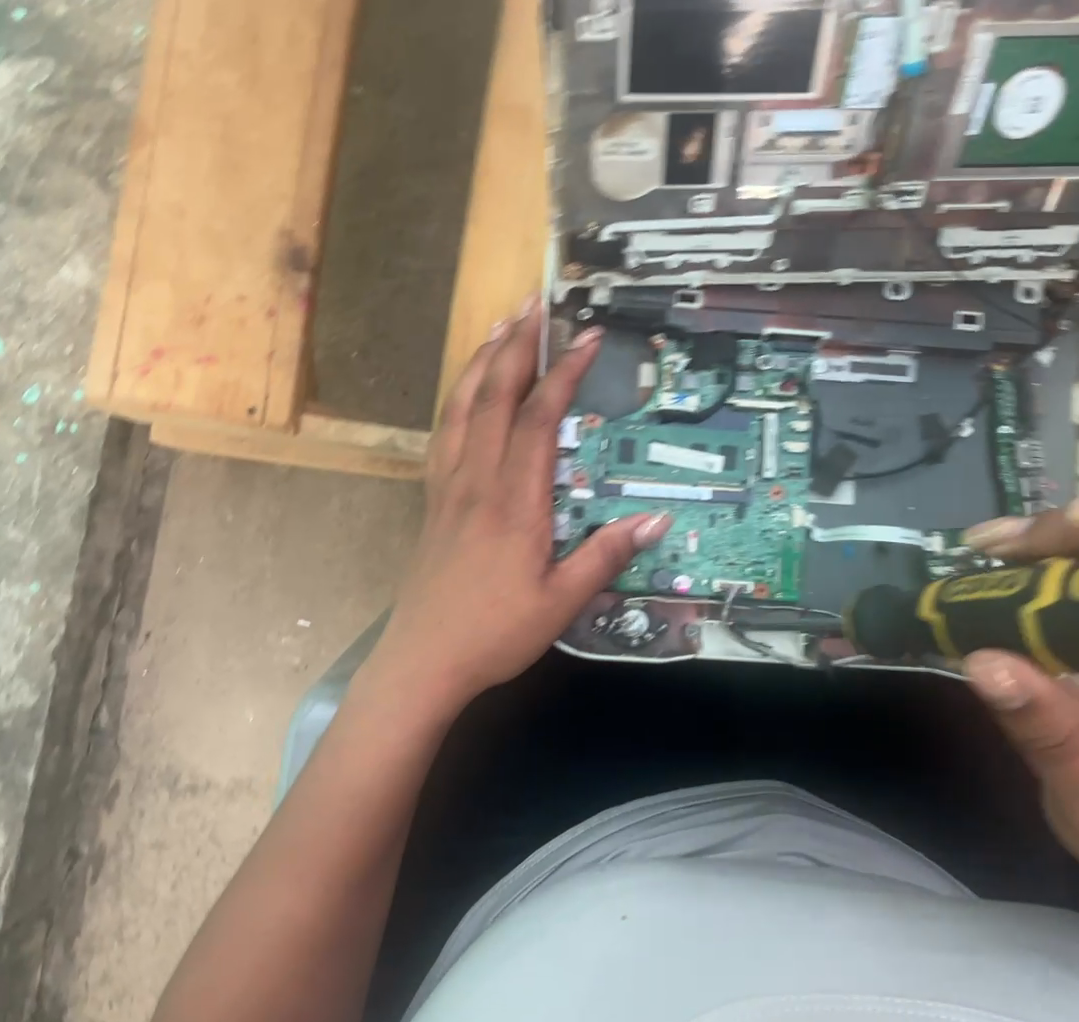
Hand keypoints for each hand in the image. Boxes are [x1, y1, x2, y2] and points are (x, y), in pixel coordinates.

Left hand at [370, 299, 671, 704]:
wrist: (423, 659)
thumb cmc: (495, 633)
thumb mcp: (561, 602)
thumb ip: (605, 557)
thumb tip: (654, 520)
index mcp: (514, 502)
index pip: (539, 419)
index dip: (563, 373)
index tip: (587, 338)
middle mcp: (477, 481)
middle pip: (494, 396)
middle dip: (518, 346)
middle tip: (537, 304)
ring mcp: (448, 487)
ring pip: (462, 408)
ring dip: (483, 361)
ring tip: (501, 325)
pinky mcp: (432, 500)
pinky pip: (444, 434)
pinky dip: (457, 399)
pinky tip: (466, 390)